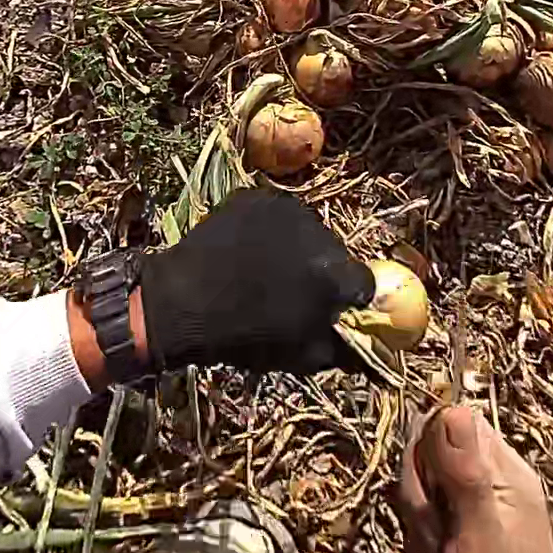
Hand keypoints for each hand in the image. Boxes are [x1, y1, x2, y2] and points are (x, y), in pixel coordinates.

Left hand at [137, 187, 373, 373]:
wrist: (182, 301)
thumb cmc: (244, 337)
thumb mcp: (301, 356)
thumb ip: (344, 349)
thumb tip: (370, 349)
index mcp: (332, 273)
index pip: (362, 280)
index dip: (349, 295)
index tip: (331, 304)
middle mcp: (318, 232)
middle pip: (335, 252)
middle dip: (323, 269)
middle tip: (295, 287)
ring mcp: (286, 208)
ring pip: (308, 230)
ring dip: (299, 246)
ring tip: (267, 266)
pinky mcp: (259, 196)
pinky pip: (278, 214)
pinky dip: (271, 230)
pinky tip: (249, 247)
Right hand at [398, 405, 552, 552]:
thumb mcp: (483, 530)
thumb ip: (467, 469)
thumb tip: (453, 407)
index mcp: (505, 469)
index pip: (452, 419)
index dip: (429, 442)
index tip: (430, 482)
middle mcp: (488, 479)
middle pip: (429, 448)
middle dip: (420, 488)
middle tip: (437, 534)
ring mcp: (471, 504)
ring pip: (419, 481)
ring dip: (418, 517)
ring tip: (437, 551)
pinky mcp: (455, 527)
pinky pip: (421, 511)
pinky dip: (419, 535)